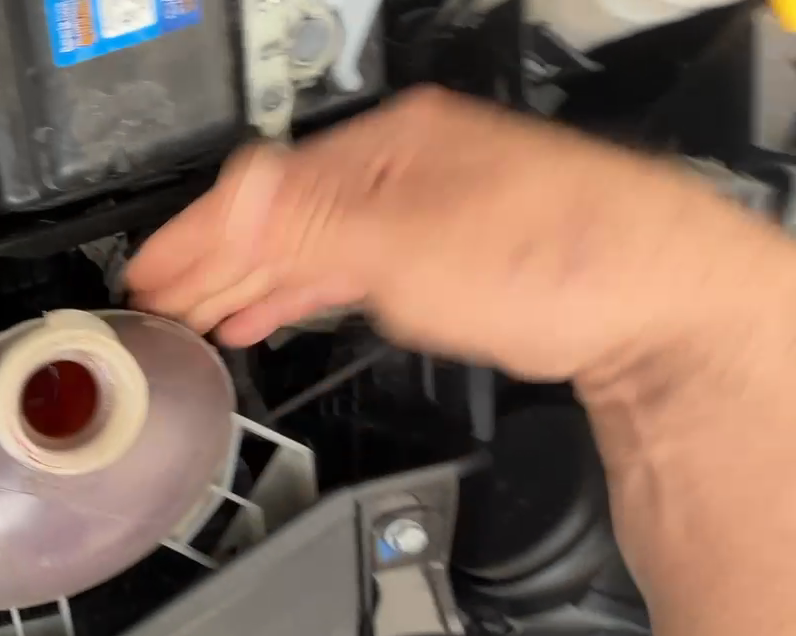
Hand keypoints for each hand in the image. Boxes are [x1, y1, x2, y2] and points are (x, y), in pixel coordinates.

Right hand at [124, 87, 794, 397]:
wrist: (656, 310)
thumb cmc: (561, 264)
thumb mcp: (410, 246)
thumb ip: (306, 226)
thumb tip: (230, 194)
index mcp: (384, 153)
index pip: (254, 195)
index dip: (190, 240)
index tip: (145, 271)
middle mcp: (389, 175)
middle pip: (267, 223)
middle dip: (202, 267)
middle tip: (152, 299)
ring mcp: (402, 216)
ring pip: (292, 252)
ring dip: (236, 287)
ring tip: (189, 315)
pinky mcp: (415, 256)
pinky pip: (324, 274)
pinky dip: (283, 298)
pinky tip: (254, 318)